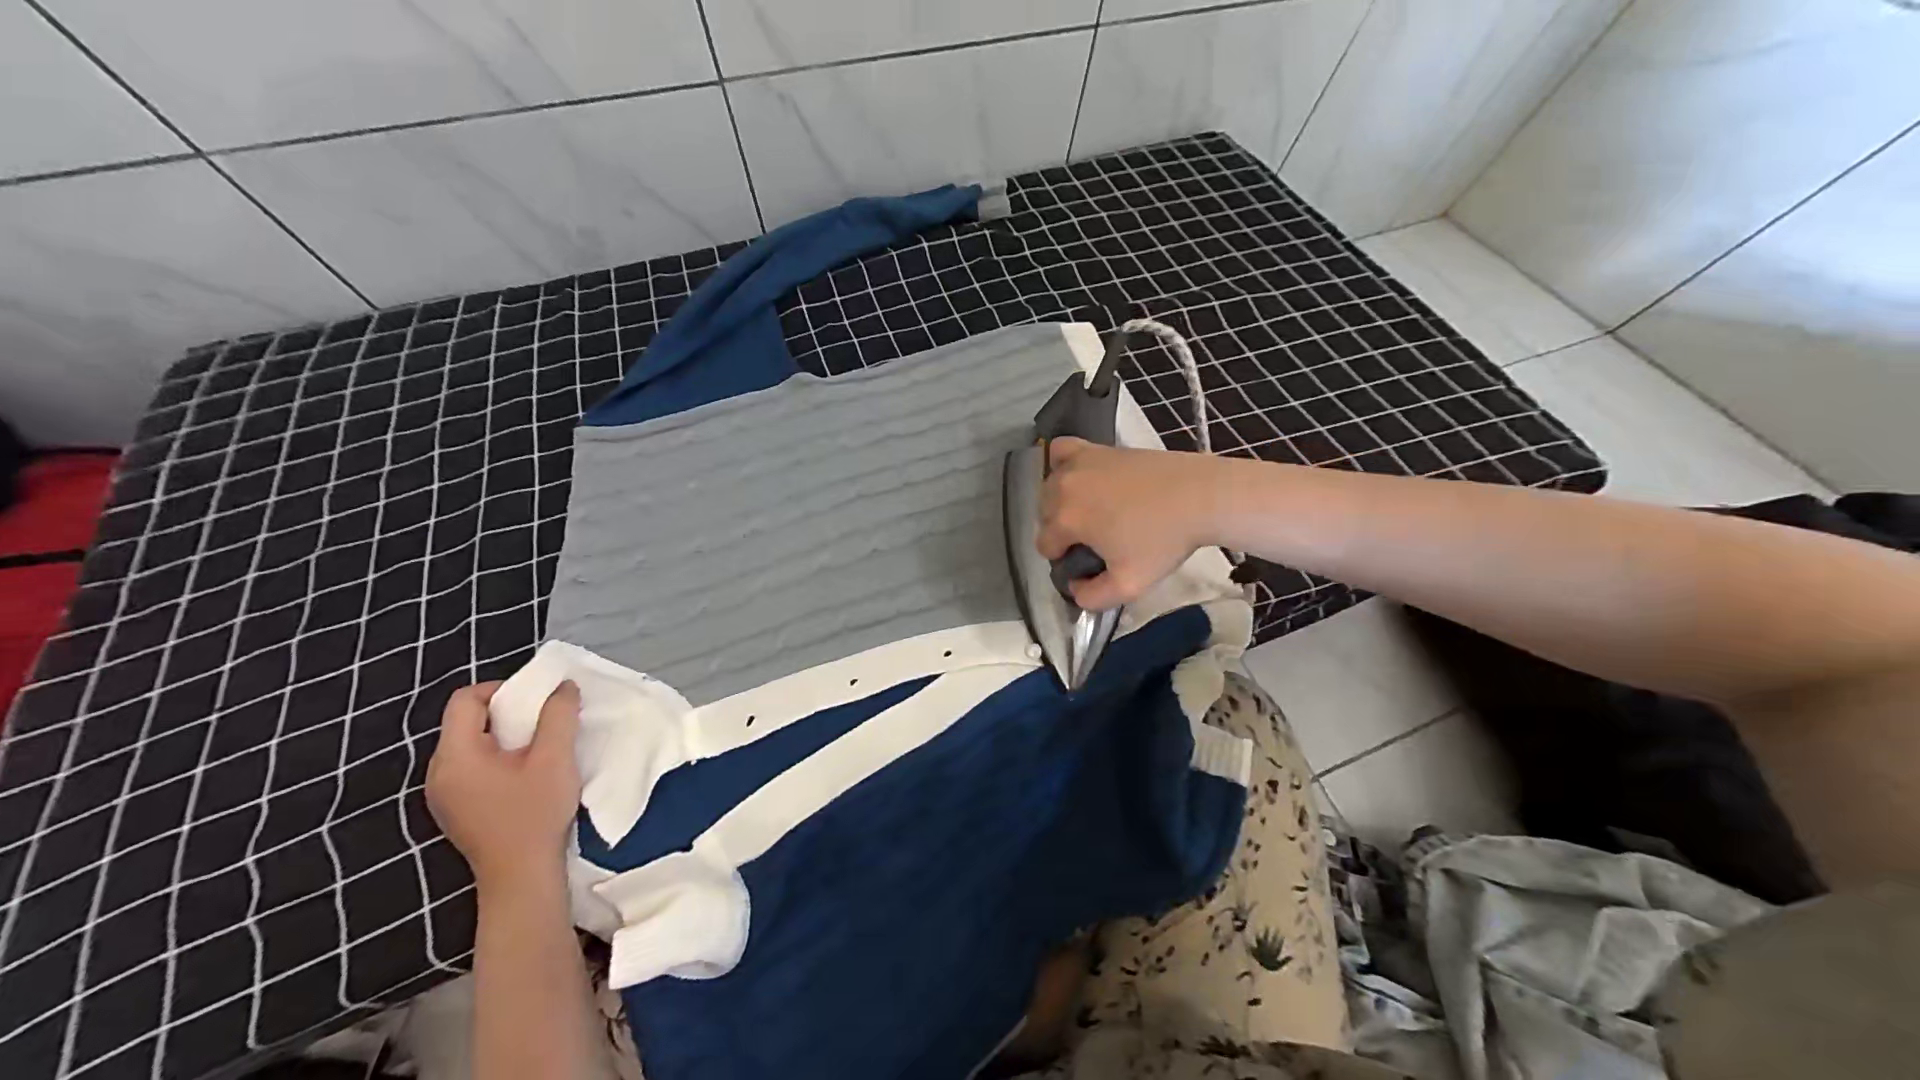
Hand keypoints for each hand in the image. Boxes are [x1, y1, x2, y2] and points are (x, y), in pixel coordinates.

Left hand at [427, 680, 581, 893]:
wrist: (521, 876)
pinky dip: (496, 758)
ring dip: (502, 736)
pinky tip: (523, 774)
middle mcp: (438, 772)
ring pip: (469, 744)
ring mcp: (442, 793)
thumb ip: (558, 715)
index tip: (536, 702)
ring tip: (537, 747)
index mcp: (455, 755)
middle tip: (542, 722)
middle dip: (505, 713)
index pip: (464, 700)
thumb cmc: (535, 813)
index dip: (501, 690)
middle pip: (465, 721)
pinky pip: (471, 767)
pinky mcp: (455, 808)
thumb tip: (563, 686)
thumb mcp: (555, 758)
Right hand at [1037, 438, 1219, 610]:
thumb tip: (1075, 588)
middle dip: (1063, 530)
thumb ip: (1092, 598)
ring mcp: (1079, 463)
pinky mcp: (1096, 448)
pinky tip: (1081, 478)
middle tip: (1097, 539)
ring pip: (1050, 487)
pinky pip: (1061, 451)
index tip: (1091, 560)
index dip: (1064, 558)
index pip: (1045, 545)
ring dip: (1062, 502)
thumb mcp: (1129, 585)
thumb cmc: (1163, 541)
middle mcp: (1063, 487)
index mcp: (1066, 519)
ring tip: (1094, 513)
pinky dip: (1063, 464)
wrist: (1200, 496)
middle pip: (1044, 515)